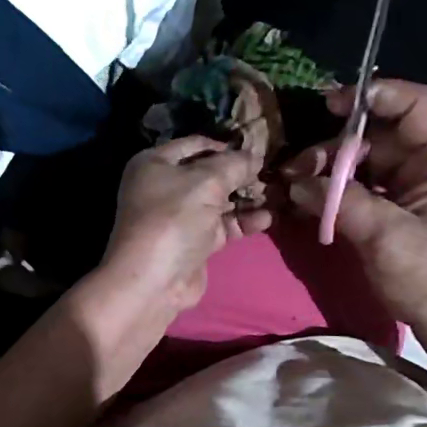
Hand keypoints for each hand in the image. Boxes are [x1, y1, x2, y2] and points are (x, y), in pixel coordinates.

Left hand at [100, 136, 270, 313]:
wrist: (154, 281)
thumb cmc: (174, 219)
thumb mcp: (206, 182)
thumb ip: (234, 165)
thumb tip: (255, 155)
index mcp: (155, 163)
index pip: (196, 145)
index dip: (225, 146)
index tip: (255, 150)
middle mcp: (164, 187)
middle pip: (209, 174)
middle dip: (239, 174)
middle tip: (269, 174)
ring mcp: (179, 217)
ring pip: (218, 202)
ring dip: (245, 199)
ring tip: (273, 195)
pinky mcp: (194, 243)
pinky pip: (222, 226)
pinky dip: (242, 221)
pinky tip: (265, 218)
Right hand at [284, 81, 426, 343]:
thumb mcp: (385, 238)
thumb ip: (341, 204)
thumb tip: (297, 183)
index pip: (417, 105)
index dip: (376, 96)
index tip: (331, 105)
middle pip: (386, 135)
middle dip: (341, 145)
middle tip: (299, 165)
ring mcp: (423, 189)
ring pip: (375, 162)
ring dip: (338, 171)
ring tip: (299, 185)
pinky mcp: (410, 212)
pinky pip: (374, 189)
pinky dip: (346, 192)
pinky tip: (316, 199)